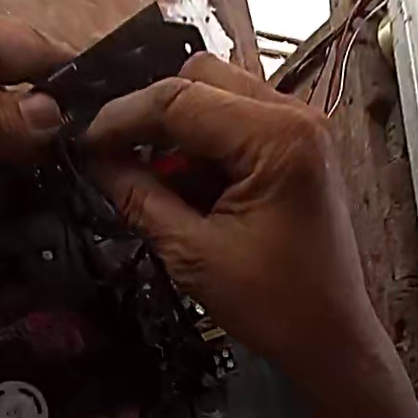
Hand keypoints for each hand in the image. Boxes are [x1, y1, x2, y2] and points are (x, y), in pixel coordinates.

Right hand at [82, 55, 389, 397]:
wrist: (330, 338)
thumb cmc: (276, 305)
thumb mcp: (194, 253)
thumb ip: (140, 197)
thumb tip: (97, 160)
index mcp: (277, 138)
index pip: (181, 98)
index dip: (124, 117)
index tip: (87, 140)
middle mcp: (296, 119)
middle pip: (203, 79)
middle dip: (154, 117)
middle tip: (120, 158)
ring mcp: (300, 134)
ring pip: (219, 100)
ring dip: (179, 135)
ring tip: (155, 182)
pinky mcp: (296, 154)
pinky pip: (237, 129)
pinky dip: (205, 151)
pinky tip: (188, 190)